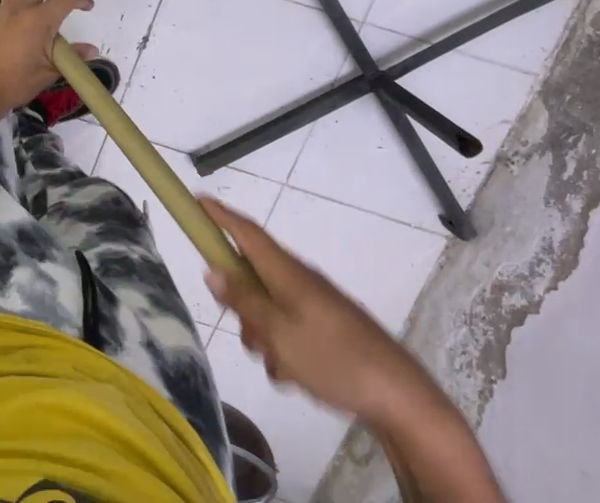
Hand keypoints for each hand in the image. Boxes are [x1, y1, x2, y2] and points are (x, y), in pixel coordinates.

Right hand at [199, 196, 442, 428]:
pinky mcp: (329, 329)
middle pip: (252, 275)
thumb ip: (244, 302)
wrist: (402, 400)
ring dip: (261, 332)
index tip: (196, 199)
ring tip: (278, 363)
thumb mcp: (278, 334)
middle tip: (246, 331)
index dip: (220, 215)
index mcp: (288, 274)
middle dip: (239, 302)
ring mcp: (316, 305)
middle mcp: (300, 281)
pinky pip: (288, 328)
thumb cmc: (335, 360)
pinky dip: (283, 348)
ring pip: (267, 307)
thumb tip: (212, 269)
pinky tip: (295, 375)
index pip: (247, 233)